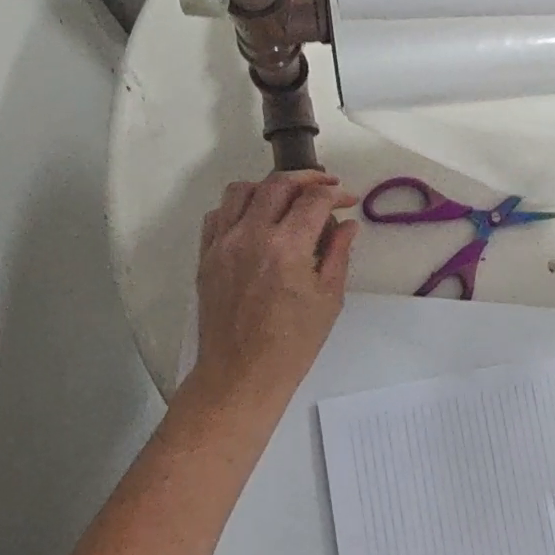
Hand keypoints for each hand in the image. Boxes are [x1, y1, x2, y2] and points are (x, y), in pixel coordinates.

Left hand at [188, 172, 359, 405]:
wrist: (241, 374)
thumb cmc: (293, 343)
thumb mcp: (329, 299)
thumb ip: (338, 254)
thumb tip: (347, 224)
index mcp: (286, 247)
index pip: (314, 199)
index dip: (336, 194)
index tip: (349, 200)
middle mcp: (251, 236)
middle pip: (278, 184)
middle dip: (308, 179)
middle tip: (326, 188)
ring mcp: (223, 244)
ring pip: (242, 190)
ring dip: (270, 187)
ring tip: (289, 199)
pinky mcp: (206, 256)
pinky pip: (218, 214)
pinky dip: (240, 207)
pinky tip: (257, 220)